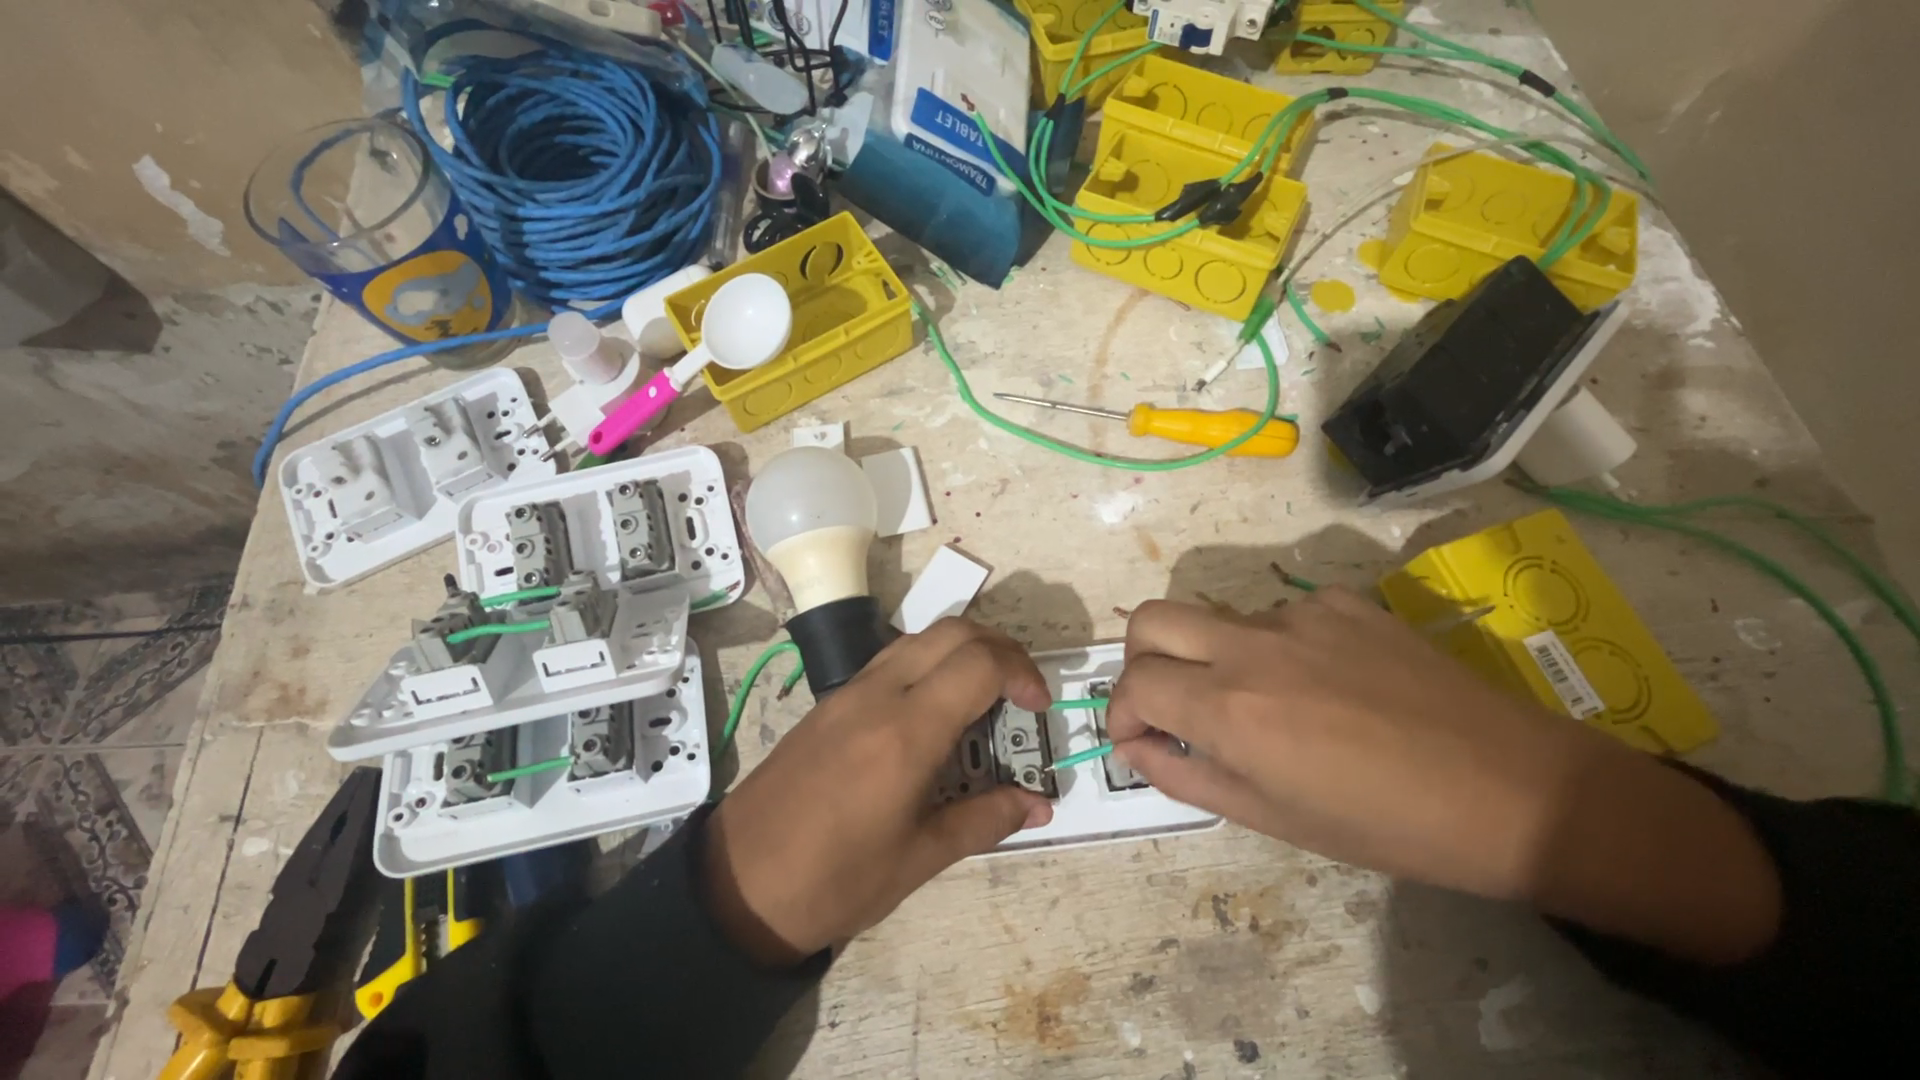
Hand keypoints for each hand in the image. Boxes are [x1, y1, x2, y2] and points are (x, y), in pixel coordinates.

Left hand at [704, 618, 1054, 966]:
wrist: (737, 883)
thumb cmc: (835, 880)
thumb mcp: (919, 858)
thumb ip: (984, 820)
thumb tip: (1039, 805)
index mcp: (906, 731)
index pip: (979, 664)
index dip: (1022, 673)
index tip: (1039, 708)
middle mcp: (878, 694)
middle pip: (953, 632)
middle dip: (1000, 649)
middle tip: (1022, 692)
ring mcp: (849, 693)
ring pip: (918, 638)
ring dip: (962, 650)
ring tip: (985, 698)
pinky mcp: (829, 703)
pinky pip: (890, 659)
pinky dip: (928, 664)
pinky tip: (935, 713)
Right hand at [1107, 591, 1780, 964]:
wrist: (1516, 791)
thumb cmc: (1386, 826)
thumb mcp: (1272, 819)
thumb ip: (1186, 777)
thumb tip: (1137, 746)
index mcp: (1229, 710)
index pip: (1133, 683)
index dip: (1120, 711)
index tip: (1138, 738)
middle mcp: (1251, 647)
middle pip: (1150, 618)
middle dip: (1139, 660)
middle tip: (1168, 702)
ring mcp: (1300, 614)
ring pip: (1217, 617)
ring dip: (1212, 656)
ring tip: (1264, 704)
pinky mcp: (1345, 601)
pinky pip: (1279, 613)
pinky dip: (1272, 644)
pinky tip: (1320, 682)